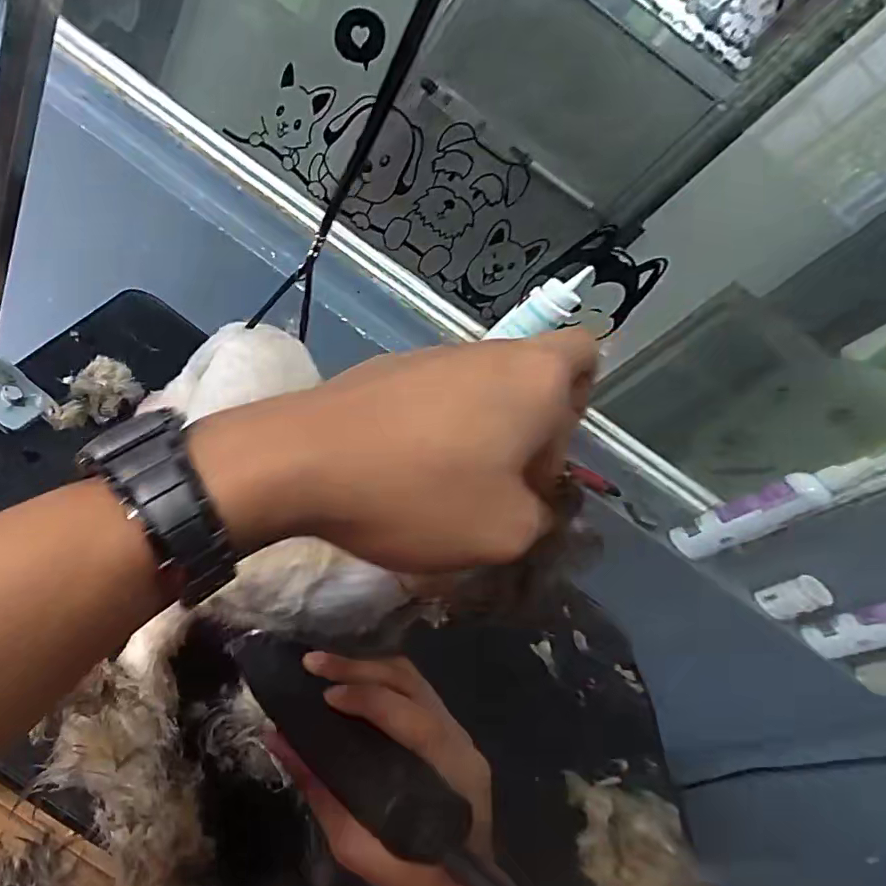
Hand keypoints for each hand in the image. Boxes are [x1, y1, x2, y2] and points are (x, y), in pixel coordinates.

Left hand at [188, 328, 594, 573]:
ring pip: (469, 398)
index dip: (576, 413)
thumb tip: (532, 504)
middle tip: (491, 491)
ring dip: (467, 443)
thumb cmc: (417, 493)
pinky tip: (391, 478)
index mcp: (533, 375)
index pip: (587, 358)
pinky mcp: (375, 375)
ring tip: (433, 495)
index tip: (537, 464)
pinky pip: (421, 406)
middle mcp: (483, 352)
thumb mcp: (504, 533)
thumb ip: (540, 518)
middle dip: (519, 438)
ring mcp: (422, 357)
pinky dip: (420, 439)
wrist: (298, 462)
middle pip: (523, 385)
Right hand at [267, 653, 496, 885]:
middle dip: (358, 667)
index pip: (407, 713)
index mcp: (447, 768)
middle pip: (409, 681)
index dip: (364, 697)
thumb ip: (318, 789)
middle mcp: (459, 740)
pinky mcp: (451, 735)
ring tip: (325, 665)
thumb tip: (277, 740)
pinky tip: (351, 681)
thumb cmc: (412, 878)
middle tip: (312, 662)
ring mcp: (460, 734)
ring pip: (413, 679)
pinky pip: (415, 692)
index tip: (323, 696)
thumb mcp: (355, 844)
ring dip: (367, 667)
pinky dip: (380, 679)